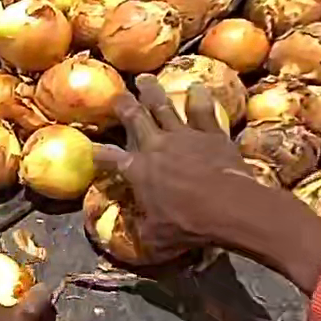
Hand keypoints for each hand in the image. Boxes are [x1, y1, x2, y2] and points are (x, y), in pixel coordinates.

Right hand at [91, 75, 256, 257]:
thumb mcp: (157, 239)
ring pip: (163, 107)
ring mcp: (183, 136)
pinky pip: (201, 112)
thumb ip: (143, 234)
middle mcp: (155, 146)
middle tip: (117, 94)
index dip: (100, 153)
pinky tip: (196, 88)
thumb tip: (132, 241)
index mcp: (137, 171)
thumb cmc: (187, 225)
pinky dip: (198, 99)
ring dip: (152, 92)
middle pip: (134, 118)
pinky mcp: (210, 134)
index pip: (110, 158)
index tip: (93, 148)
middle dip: (123, 105)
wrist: (228, 207)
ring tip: (144, 78)